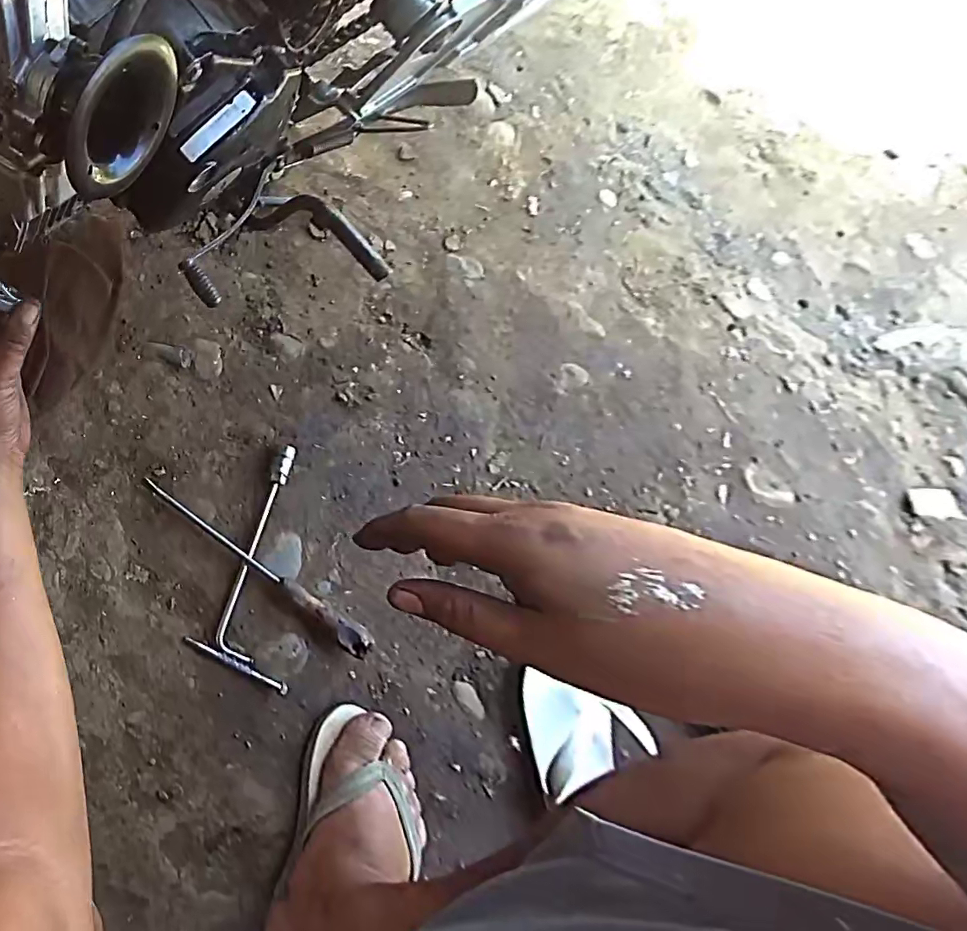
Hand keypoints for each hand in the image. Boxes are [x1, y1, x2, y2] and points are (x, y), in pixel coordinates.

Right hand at [351, 495, 951, 734]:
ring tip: (448, 558)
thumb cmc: (653, 656)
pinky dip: (498, 531)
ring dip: (459, 527)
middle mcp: (543, 514)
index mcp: (515, 540)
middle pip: (458, 505)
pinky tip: (517, 566)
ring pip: (497, 510)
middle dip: (418, 523)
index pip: (426, 521)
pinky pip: (533, 517)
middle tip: (397, 550)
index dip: (385, 529)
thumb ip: (464, 614)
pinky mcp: (619, 529)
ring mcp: (585, 516)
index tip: (359, 539)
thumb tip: (400, 594)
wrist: (800, 649)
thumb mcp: (542, 646)